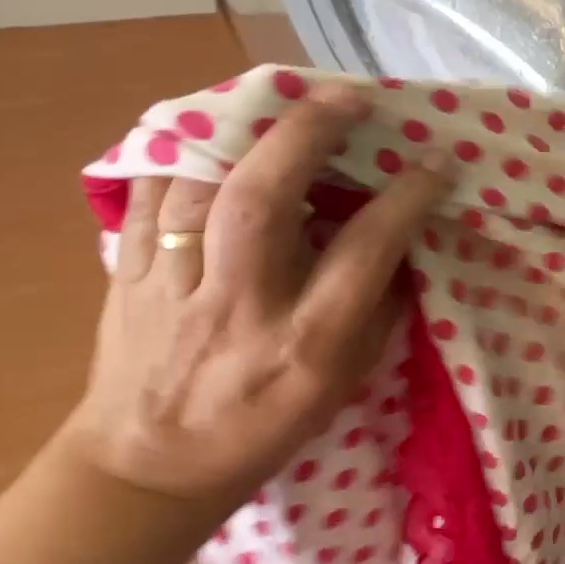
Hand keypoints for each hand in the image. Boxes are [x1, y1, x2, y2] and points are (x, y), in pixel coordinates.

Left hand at [61, 84, 454, 520]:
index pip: (365, 250)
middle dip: (309, 136)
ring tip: (284, 99)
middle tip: (349, 99)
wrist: (151, 463)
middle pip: (263, 201)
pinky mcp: (129, 276)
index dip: (405, 197)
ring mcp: (174, 287)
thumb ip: (375, 304)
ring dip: (246, 132)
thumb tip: (400, 235)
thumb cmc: (273, 423)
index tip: (435, 162)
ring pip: (198, 188)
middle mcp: (240, 305)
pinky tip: (216, 130)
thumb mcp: (349, 377)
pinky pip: (149, 197)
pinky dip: (184, 153)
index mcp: (308, 339)